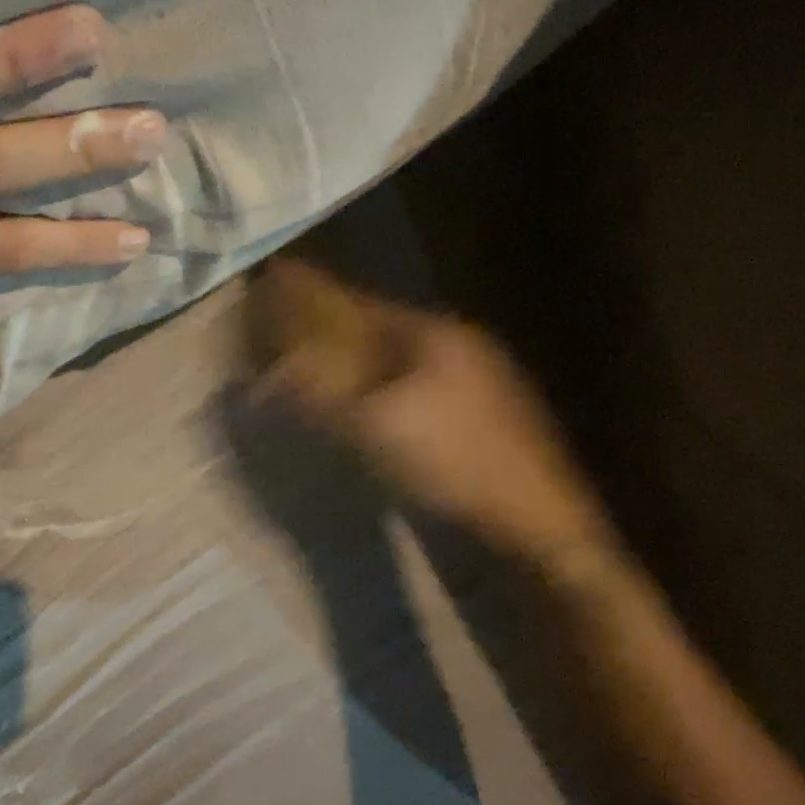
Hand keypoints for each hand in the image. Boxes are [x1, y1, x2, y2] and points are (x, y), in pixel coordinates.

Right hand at [254, 259, 617, 559]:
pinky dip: (387, 388)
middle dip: (338, 332)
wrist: (534, 517)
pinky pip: (420, 386)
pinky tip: (376, 410)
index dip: (318, 297)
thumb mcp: (374, 427)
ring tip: (327, 373)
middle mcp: (461, 344)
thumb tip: (270, 375)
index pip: (362, 303)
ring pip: (403, 360)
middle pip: (383, 329)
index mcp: (435, 334)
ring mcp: (481, 378)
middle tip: (298, 338)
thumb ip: (319, 395)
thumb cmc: (451, 460)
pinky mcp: (487, 413)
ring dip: (363, 363)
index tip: (284, 287)